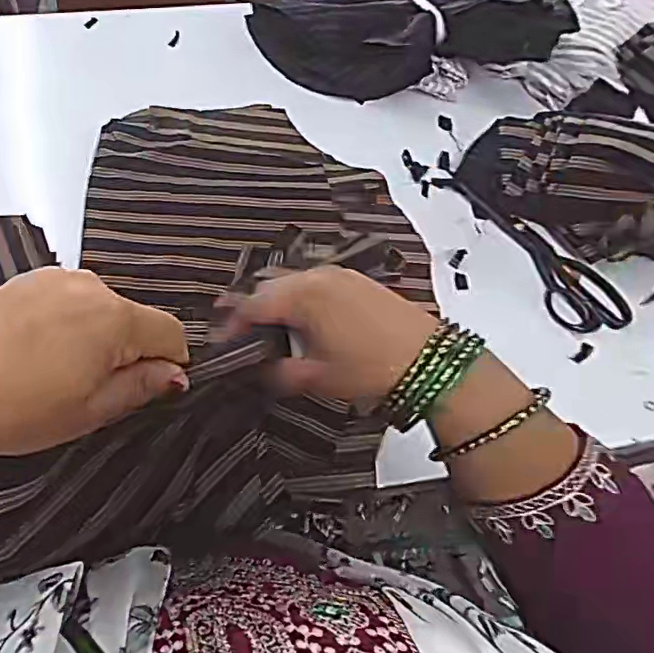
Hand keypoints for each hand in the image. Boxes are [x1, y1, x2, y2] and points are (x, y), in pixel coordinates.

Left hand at [0, 267, 190, 458]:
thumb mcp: (88, 412)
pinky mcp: (23, 281)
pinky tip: (33, 356)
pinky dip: (64, 326)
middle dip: (126, 351)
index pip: (170, 332)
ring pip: (99, 309)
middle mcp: (87, 286)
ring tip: (53, 375)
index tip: (149, 387)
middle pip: (134, 318)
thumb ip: (140, 387)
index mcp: (113, 317)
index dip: (167, 364)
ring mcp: (51, 278)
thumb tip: (172, 375)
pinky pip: (66, 301)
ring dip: (93, 338)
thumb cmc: (7, 407)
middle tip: (90, 391)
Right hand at [217, 266, 439, 406]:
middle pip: (268, 288)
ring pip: (292, 283)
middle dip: (250, 310)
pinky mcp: (356, 281)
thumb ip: (277, 372)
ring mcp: (340, 275)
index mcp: (302, 296)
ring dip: (275, 302)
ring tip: (268, 327)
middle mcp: (318, 276)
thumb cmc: (374, 368)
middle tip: (240, 333)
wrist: (429, 361)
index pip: (251, 306)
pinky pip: (315, 283)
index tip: (224, 343)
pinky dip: (300, 298)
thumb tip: (260, 370)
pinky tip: (302, 319)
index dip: (232, 326)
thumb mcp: (316, 377)